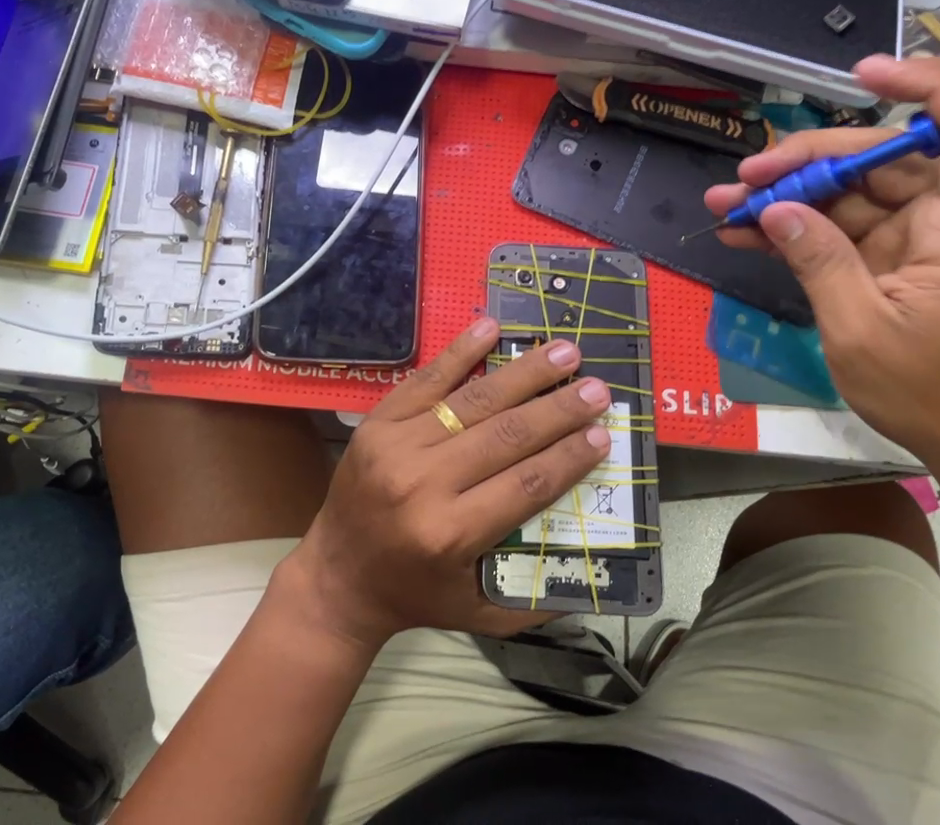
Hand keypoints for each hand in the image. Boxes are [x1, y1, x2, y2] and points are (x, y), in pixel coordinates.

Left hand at [273, 318, 612, 648]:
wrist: (337, 577)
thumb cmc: (414, 595)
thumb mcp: (478, 612)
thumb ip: (535, 598)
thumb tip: (595, 569)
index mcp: (450, 533)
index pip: (526, 483)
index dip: (568, 457)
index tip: (602, 434)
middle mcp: (423, 485)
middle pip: (505, 436)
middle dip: (558, 410)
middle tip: (598, 389)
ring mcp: (395, 447)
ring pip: (471, 402)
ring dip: (523, 373)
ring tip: (564, 352)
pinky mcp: (376, 424)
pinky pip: (424, 380)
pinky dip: (459, 352)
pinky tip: (491, 326)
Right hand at [704, 56, 939, 463]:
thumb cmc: (934, 392)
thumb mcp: (861, 330)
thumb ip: (820, 262)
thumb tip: (778, 210)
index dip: (932, 85)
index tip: (865, 75)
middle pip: (887, 156)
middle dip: (812, 158)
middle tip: (747, 176)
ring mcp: (918, 240)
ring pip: (854, 191)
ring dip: (790, 194)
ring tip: (728, 202)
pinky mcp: (893, 261)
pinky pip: (841, 229)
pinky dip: (797, 229)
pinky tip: (746, 230)